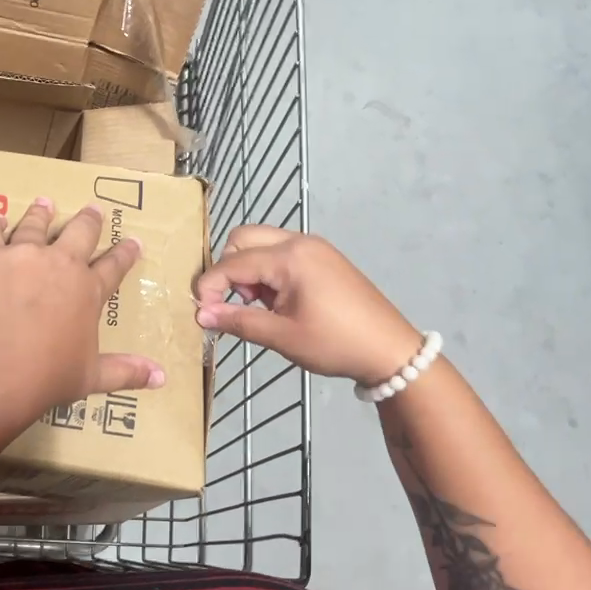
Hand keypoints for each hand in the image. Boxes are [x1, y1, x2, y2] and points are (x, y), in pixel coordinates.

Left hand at [0, 198, 164, 429]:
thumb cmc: (44, 377)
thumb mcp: (90, 377)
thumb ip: (125, 372)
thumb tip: (161, 377)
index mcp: (89, 291)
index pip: (114, 266)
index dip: (126, 253)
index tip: (133, 241)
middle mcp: (61, 264)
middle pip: (80, 232)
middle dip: (89, 220)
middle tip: (94, 209)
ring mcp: (23, 255)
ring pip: (35, 224)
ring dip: (42, 213)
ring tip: (45, 203)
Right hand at [195, 225, 422, 383]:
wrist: (390, 350)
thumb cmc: (335, 344)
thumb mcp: (282, 336)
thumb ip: (237, 321)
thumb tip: (200, 315)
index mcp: (290, 257)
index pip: (231, 263)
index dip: (210, 287)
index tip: (203, 315)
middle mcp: (299, 241)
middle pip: (241, 239)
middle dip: (226, 270)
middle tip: (234, 304)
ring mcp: (313, 246)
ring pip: (259, 242)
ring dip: (245, 268)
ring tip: (256, 304)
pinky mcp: (321, 256)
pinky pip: (278, 250)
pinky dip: (265, 268)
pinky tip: (275, 299)